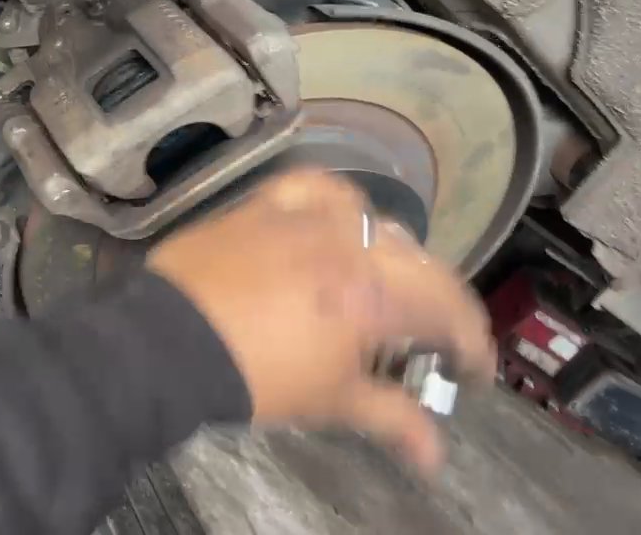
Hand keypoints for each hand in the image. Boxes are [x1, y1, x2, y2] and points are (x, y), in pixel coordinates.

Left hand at [147, 167, 497, 473]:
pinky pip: (306, 185)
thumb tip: (434, 455)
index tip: (466, 372)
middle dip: (434, 302)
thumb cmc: (256, 373)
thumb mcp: (332, 401)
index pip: (448, 308)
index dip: (471, 344)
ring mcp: (293, 218)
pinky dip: (331, 198)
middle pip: (415, 262)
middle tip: (426, 337)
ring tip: (383, 282)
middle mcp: (340, 242)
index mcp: (371, 292)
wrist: (169, 339)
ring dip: (390, 251)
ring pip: (368, 220)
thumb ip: (393, 418)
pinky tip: (336, 219)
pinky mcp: (254, 207)